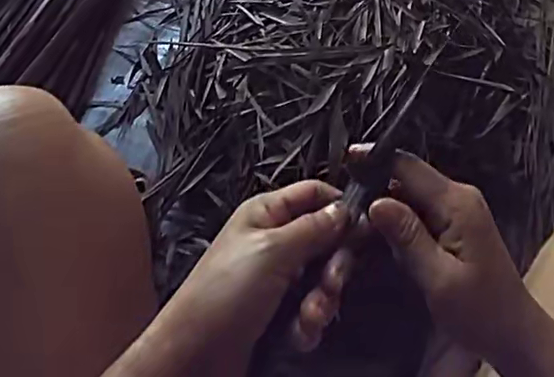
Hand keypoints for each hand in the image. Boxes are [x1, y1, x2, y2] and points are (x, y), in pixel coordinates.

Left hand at [108, 179, 348, 376]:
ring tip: (309, 318)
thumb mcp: (272, 251)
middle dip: (335, 264)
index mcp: (268, 212)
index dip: (340, 207)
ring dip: (323, 299)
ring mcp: (278, 278)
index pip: (315, 193)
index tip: (363, 229)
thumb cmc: (225, 294)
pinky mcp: (279, 314)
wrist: (190, 363)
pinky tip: (299, 335)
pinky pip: (310, 309)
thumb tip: (346, 209)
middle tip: (332, 283)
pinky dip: (310, 323)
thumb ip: (314, 228)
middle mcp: (276, 240)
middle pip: (326, 238)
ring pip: (322, 277)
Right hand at [366, 152, 553, 376]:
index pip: (409, 167)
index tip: (347, 159)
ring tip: (357, 215)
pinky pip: (423, 208)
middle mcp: (459, 195)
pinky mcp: (457, 222)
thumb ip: (408, 238)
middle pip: (409, 176)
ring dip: (388, 202)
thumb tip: (376, 202)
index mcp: (457, 202)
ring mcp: (460, 207)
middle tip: (345, 197)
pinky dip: (402, 216)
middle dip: (378, 183)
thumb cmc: (480, 312)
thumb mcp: (438, 280)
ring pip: (413, 192)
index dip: (376, 160)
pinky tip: (383, 231)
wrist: (515, 334)